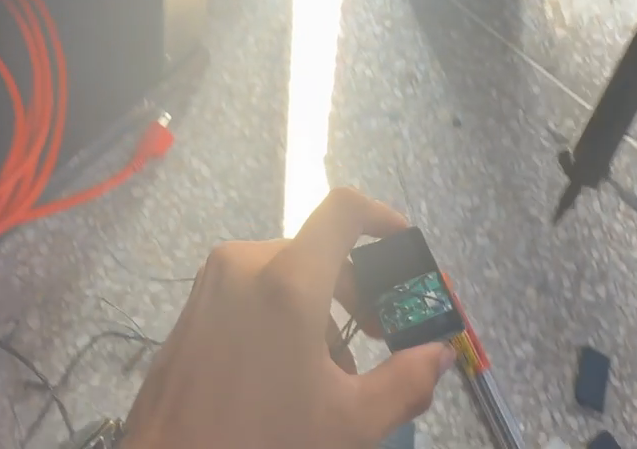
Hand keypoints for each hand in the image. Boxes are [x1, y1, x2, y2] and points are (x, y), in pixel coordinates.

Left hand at [121, 188, 455, 448]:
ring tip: (333, 370)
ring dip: (321, 308)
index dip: (381, 216)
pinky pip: (254, 286)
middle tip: (380, 337)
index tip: (403, 244)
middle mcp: (247, 261)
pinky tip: (288, 368)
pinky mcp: (197, 297)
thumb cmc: (264, 439)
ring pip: (286, 272)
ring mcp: (216, 277)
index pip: (343, 210)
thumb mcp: (349, 421)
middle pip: (318, 251)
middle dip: (357, 291)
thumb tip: (439, 352)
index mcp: (287, 278)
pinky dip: (284, 311)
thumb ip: (406, 382)